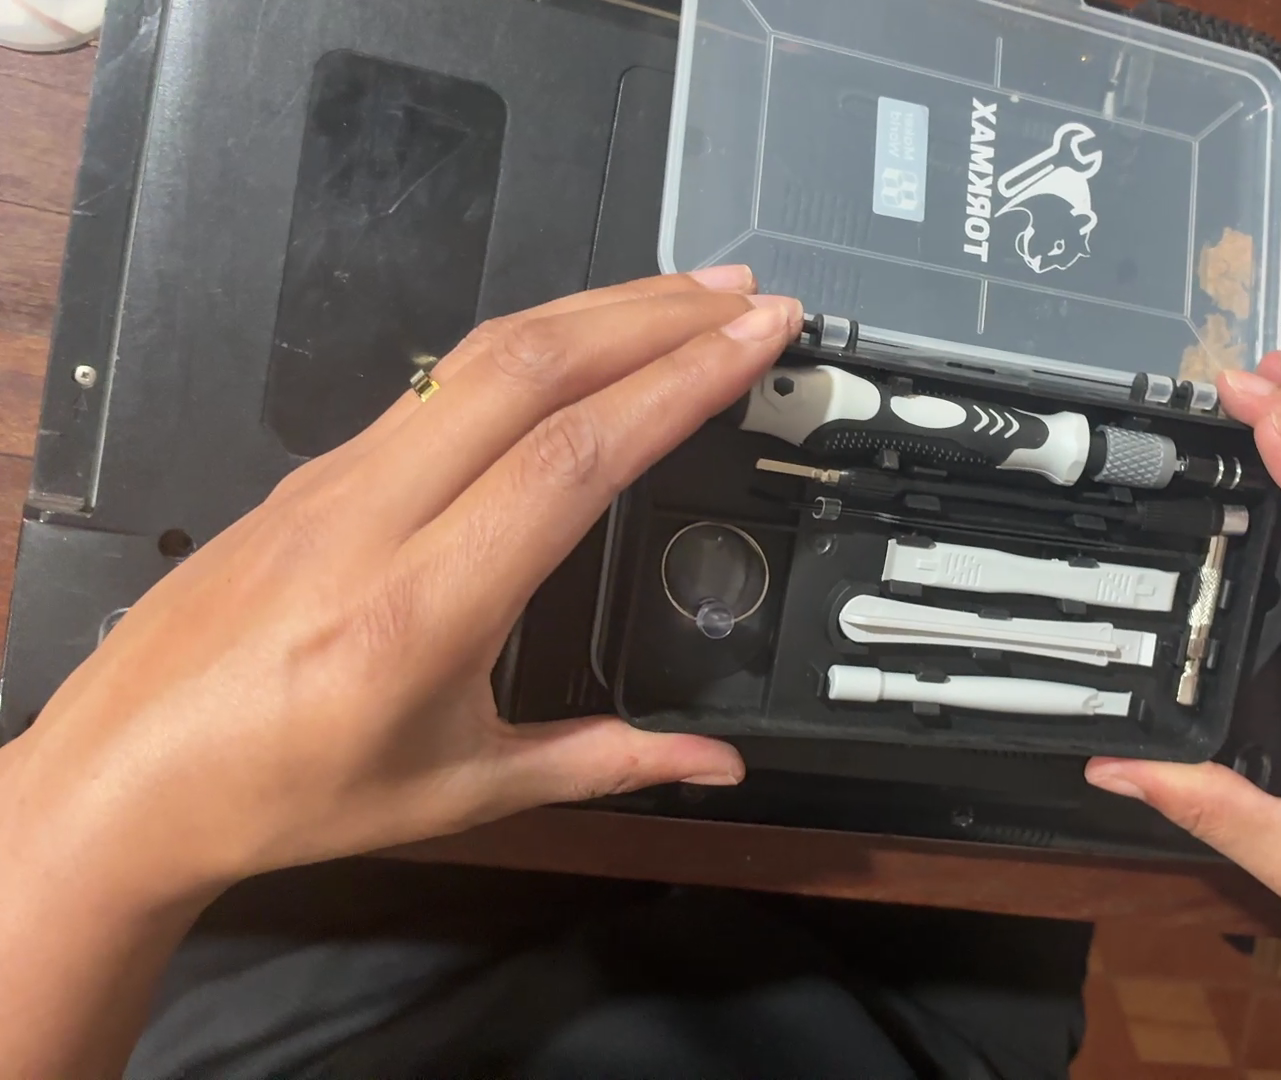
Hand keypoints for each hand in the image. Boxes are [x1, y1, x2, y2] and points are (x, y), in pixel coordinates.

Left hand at [0, 268, 801, 895]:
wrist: (108, 782)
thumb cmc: (291, 795)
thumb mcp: (472, 788)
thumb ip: (614, 761)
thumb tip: (722, 766)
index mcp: (423, 606)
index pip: (575, 459)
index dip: (677, 386)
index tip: (752, 344)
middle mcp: (379, 512)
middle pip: (536, 369)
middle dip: (662, 319)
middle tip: (751, 299)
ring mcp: (346, 470)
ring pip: (492, 351)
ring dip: (609, 308)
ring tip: (699, 295)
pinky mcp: (334, 458)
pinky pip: (457, 371)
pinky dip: (552, 334)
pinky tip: (602, 331)